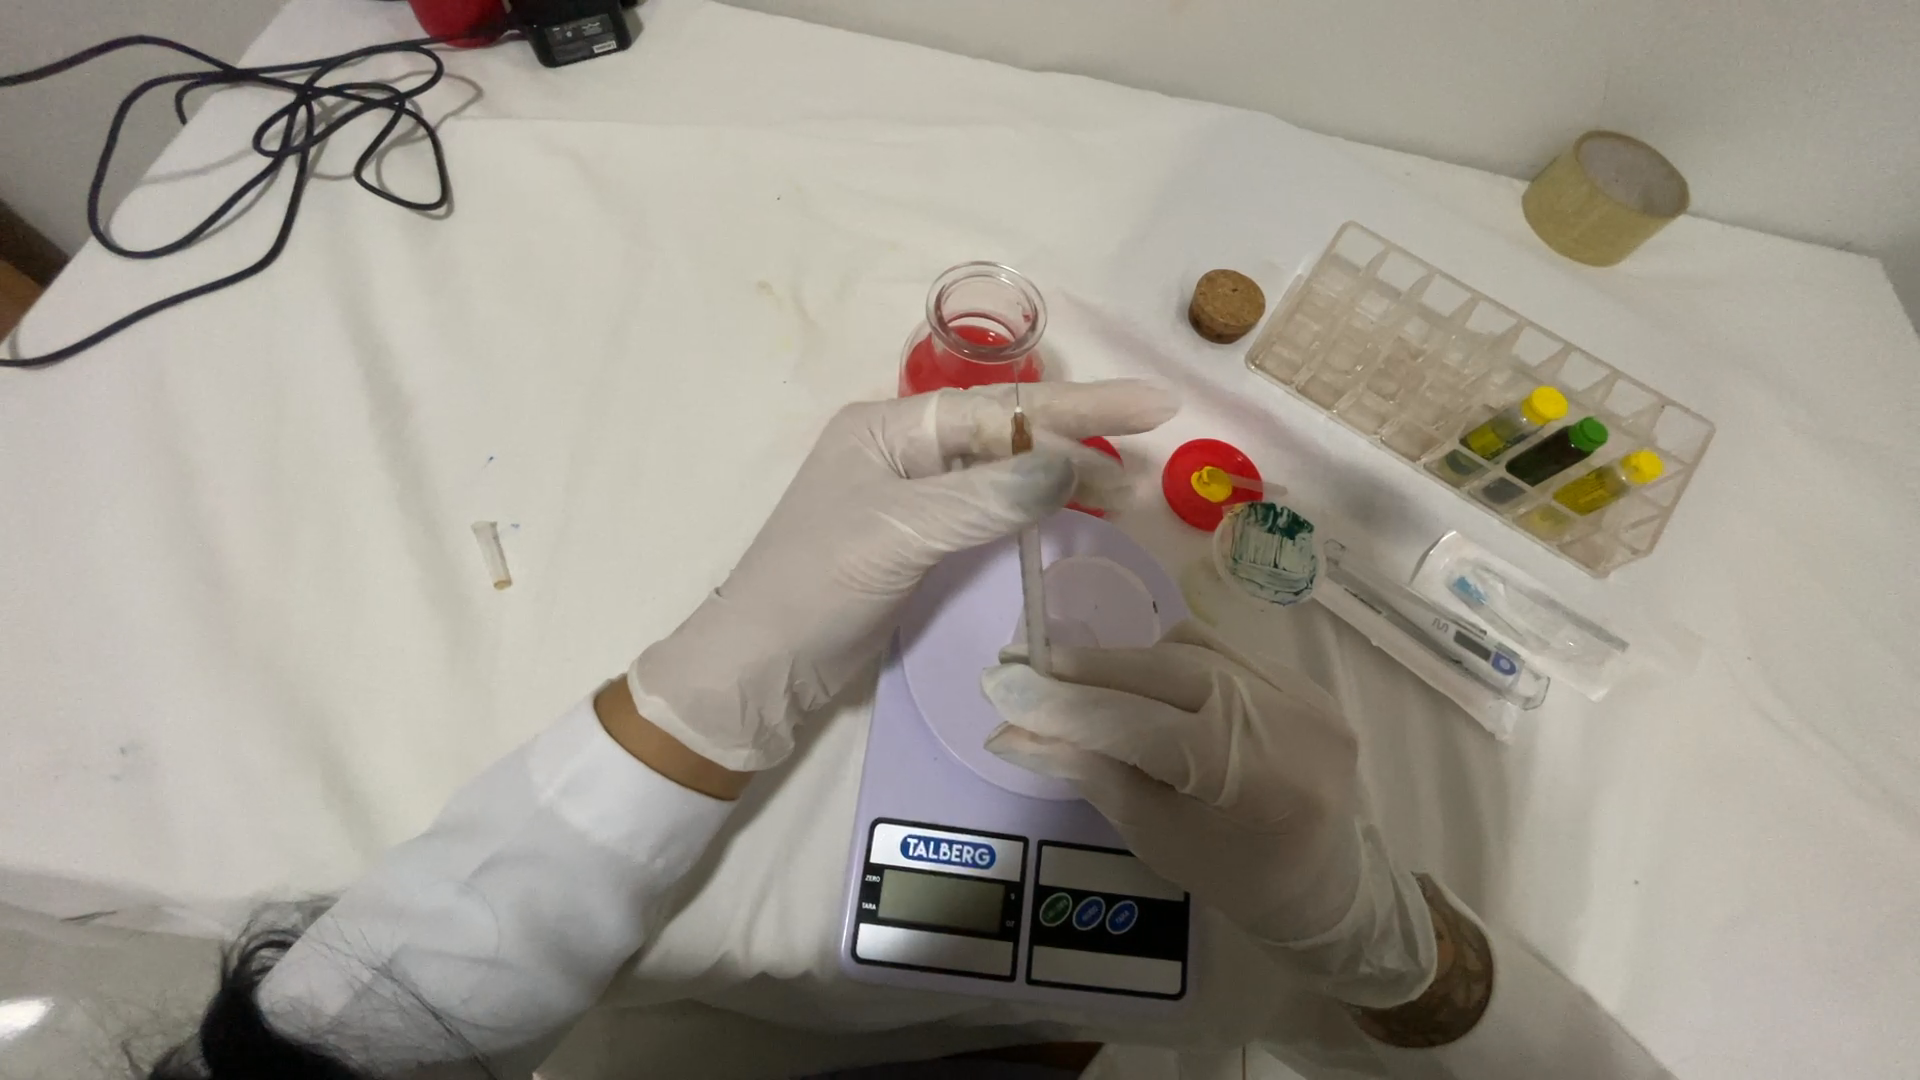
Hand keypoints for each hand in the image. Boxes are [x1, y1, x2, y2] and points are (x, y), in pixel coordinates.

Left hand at [628, 380, 1178, 771]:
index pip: (1000, 409)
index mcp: (892, 427)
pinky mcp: (922, 542)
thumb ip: (986, 496)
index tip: (1150, 409)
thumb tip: (1069, 463)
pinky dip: (1033, 512)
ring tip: (1125, 485)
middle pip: (1007, 432)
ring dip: (1062, 475)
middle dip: (1079, 433)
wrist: (764, 666)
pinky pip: (990, 513)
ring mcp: (915, 498)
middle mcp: (906, 452)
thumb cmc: (817, 584)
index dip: (1077, 409)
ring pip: (1003, 473)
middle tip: (1153, 432)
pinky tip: (1070, 512)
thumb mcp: (900, 531)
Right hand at [981, 619, 1436, 1007]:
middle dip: (1083, 668)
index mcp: (1249, 779)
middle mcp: (1283, 718)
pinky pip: (1218, 648)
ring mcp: (1300, 691)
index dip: (1059, 700)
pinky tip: (1143, 682)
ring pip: (1185, 647)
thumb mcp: (1151, 833)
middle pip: (1158, 669)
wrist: (1333, 886)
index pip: (1133, 722)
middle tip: (1023, 667)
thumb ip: (1083, 768)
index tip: (998, 683)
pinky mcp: (1302, 678)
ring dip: (1124, 661)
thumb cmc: (1235, 879)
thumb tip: (1008, 732)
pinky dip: (1167, 659)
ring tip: (1081, 682)